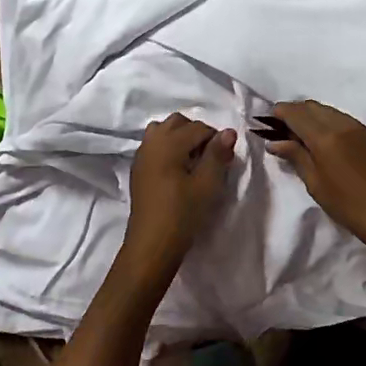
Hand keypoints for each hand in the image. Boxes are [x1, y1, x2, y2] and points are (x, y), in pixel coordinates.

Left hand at [121, 113, 237, 274]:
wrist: (152, 243)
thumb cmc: (183, 213)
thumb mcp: (207, 184)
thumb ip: (217, 155)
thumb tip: (227, 131)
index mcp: (168, 142)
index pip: (199, 127)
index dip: (216, 139)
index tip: (225, 160)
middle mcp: (152, 142)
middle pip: (178, 122)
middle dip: (197, 133)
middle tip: (210, 159)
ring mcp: (141, 155)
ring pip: (162, 131)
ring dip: (180, 138)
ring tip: (193, 162)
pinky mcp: (138, 169)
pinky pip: (153, 145)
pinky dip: (167, 148)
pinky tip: (177, 171)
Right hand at [266, 100, 365, 252]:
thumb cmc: (347, 204)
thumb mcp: (315, 183)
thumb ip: (295, 156)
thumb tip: (274, 141)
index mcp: (325, 136)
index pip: (296, 113)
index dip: (279, 113)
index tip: (267, 121)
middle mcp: (342, 124)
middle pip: (312, 107)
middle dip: (294, 112)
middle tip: (282, 129)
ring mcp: (359, 127)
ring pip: (328, 111)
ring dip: (311, 116)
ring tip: (302, 135)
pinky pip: (342, 118)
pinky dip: (327, 121)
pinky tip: (325, 140)